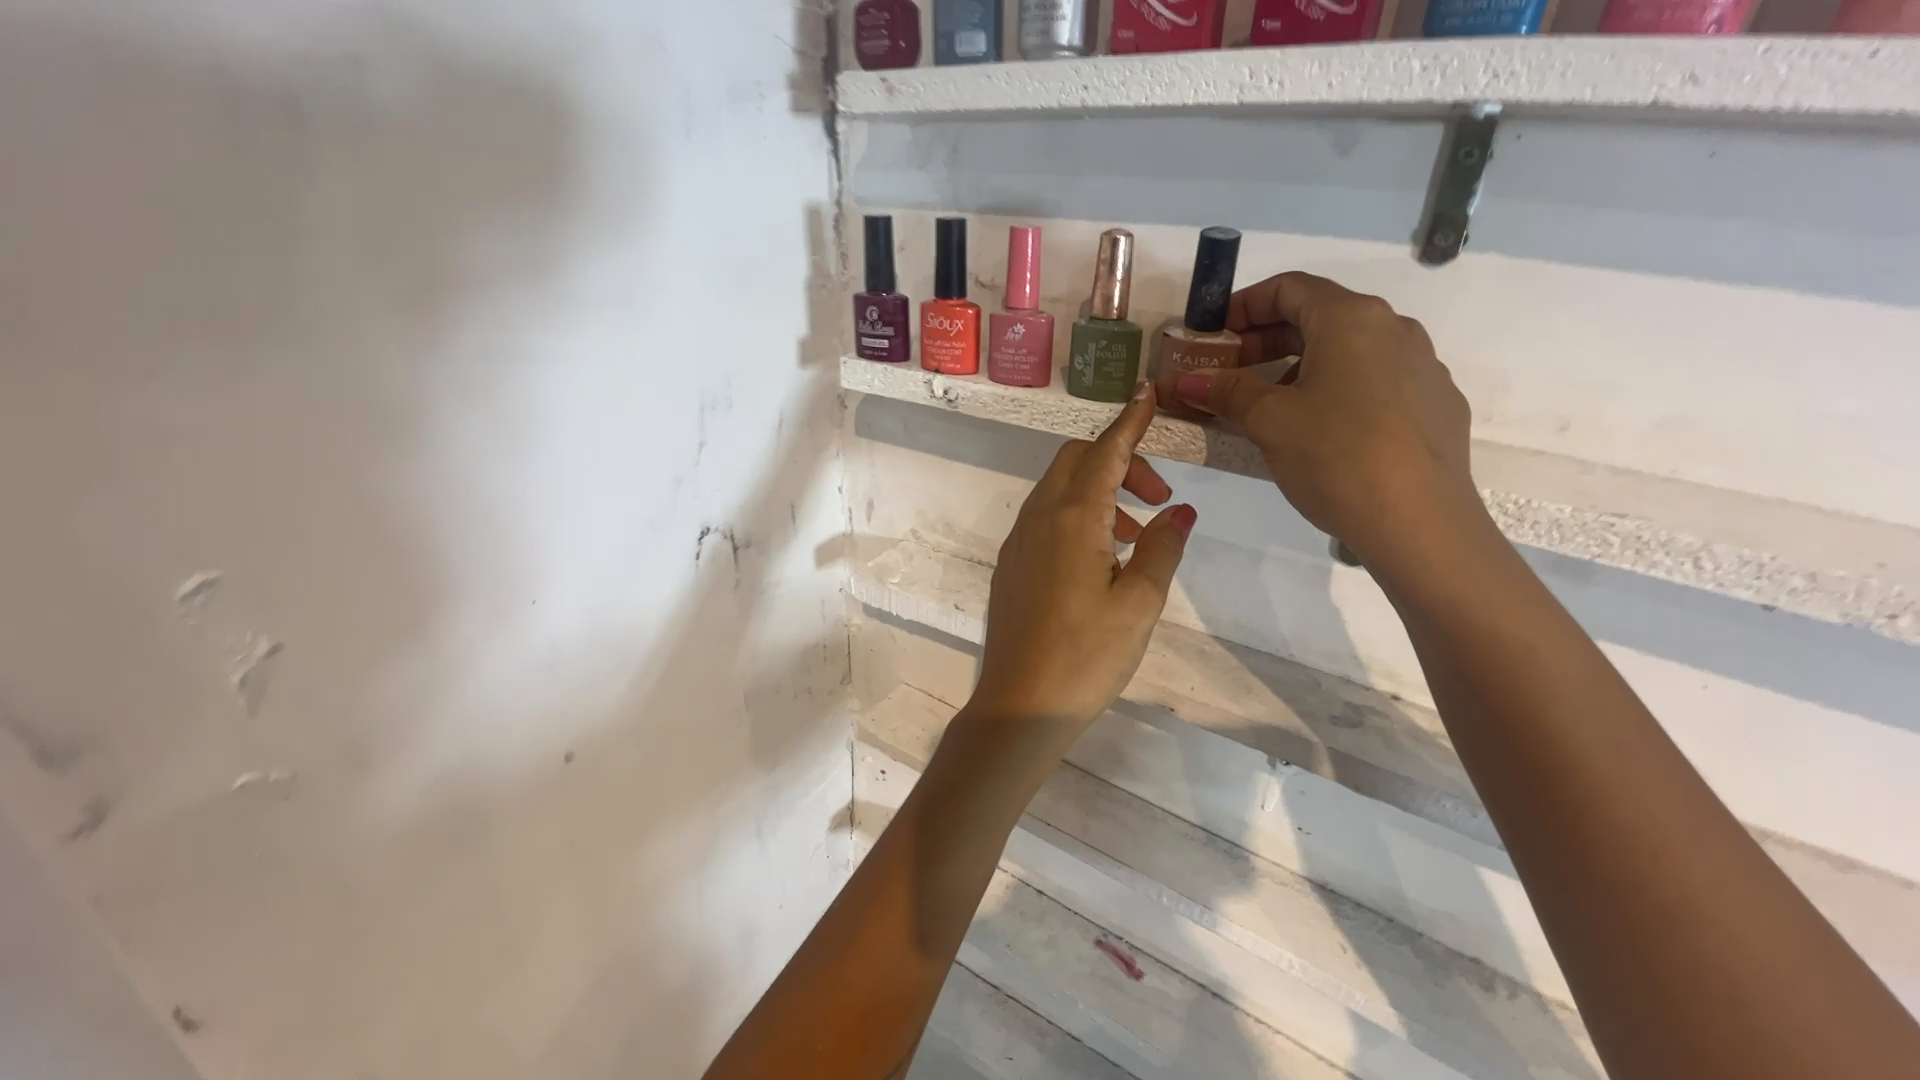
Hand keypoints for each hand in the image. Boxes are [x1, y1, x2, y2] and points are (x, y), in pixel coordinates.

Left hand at [967, 382, 1195, 740]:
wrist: (1019, 705)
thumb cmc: (1087, 656)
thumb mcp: (1141, 603)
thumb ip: (1164, 547)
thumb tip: (1180, 509)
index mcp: (1073, 518)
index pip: (1105, 451)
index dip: (1130, 421)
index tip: (1148, 393)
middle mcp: (1038, 519)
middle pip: (1077, 462)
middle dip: (1120, 462)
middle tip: (1159, 498)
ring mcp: (1019, 543)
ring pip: (1060, 491)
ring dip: (1101, 494)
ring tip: (1139, 540)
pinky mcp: (1011, 567)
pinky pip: (1046, 520)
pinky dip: (1079, 518)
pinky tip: (1103, 561)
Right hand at [1174, 272, 1483, 577]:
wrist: (1419, 521)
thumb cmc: (1336, 456)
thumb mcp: (1270, 422)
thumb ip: (1228, 392)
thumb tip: (1189, 381)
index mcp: (1352, 319)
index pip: (1290, 288)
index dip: (1244, 305)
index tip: (1214, 335)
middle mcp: (1394, 329)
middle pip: (1321, 317)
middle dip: (1267, 340)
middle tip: (1230, 373)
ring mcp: (1422, 367)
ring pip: (1351, 352)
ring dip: (1302, 368)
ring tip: (1271, 408)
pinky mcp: (1436, 406)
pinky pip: (1377, 383)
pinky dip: (1339, 392)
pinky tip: (1323, 433)